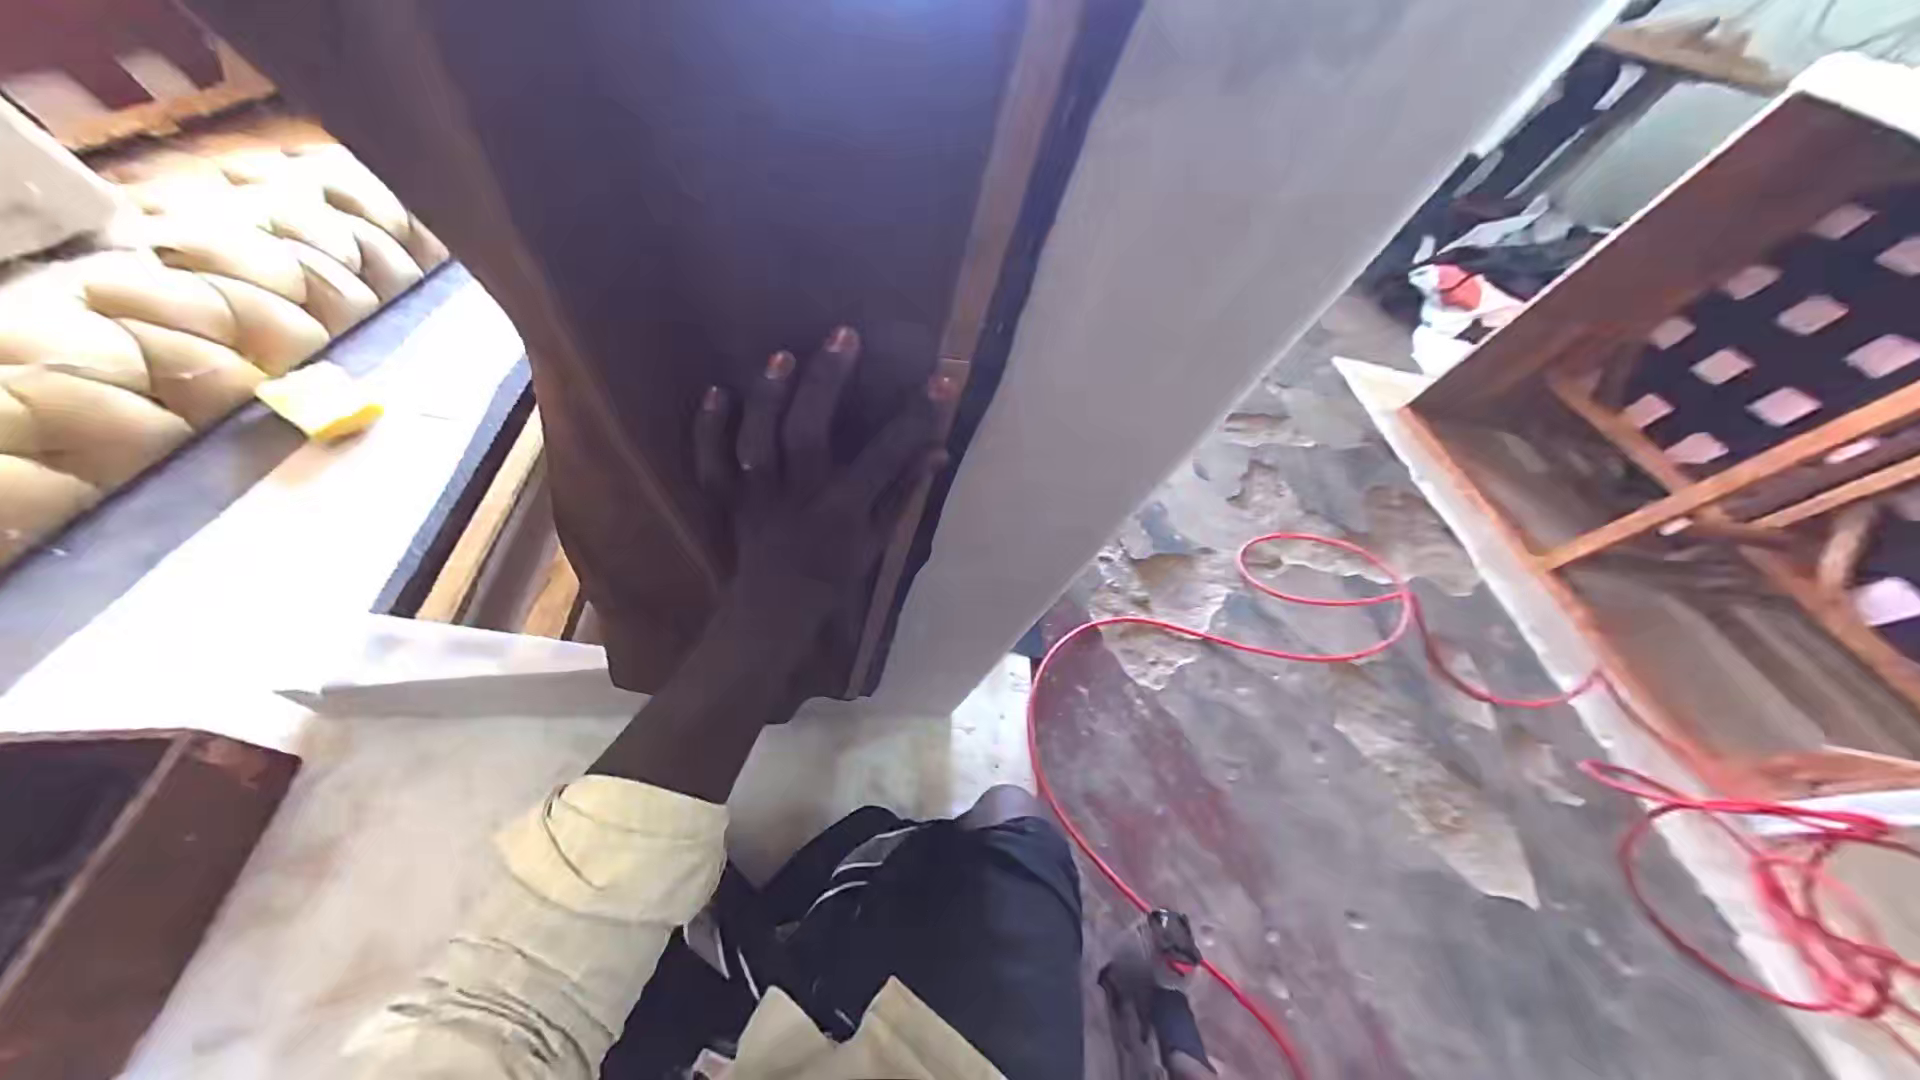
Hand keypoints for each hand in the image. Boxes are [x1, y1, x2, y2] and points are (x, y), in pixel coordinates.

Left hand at [694, 325, 951, 630]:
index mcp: (844, 509)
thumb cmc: (837, 570)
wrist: (778, 606)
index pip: (886, 456)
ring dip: (768, 397)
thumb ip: (904, 492)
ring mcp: (760, 496)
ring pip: (757, 441)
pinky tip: (717, 391)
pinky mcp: (731, 497)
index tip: (940, 380)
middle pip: (807, 433)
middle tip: (843, 336)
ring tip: (783, 356)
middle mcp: (801, 496)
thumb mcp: (879, 538)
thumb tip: (938, 451)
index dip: (915, 418)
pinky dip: (708, 429)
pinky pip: (711, 463)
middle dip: (825, 383)